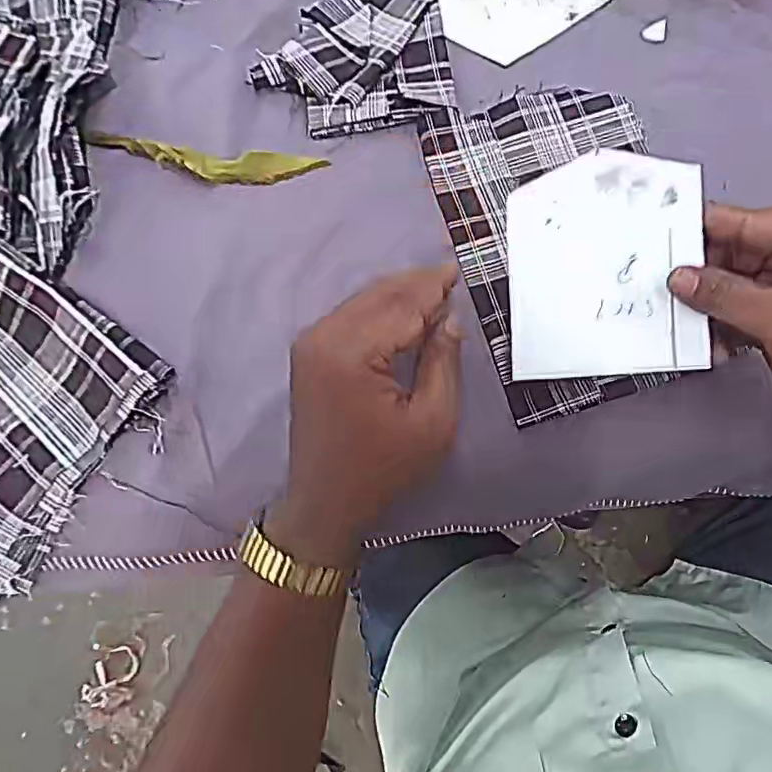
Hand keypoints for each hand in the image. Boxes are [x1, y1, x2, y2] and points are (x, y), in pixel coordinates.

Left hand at [265, 266, 463, 565]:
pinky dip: (382, 309)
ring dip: (401, 294)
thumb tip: (450, 319)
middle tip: (452, 274)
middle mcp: (324, 336)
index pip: (403, 306)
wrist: (327, 500)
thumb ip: (443, 363)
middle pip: (381, 294)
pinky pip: (352, 316)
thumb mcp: (433, 422)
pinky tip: (406, 314)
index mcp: (352, 352)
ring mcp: (311, 342)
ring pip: (365, 300)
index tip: (460, 270)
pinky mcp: (310, 353)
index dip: (435, 288)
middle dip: (418, 283)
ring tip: (437, 290)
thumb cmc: (385, 468)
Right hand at [668, 203, 771, 488]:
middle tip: (662, 282)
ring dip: (711, 306)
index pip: (758, 222)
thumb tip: (681, 277)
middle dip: (706, 274)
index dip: (710, 230)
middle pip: (744, 255)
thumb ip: (727, 295)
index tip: (665, 233)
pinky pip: (744, 316)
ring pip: (739, 288)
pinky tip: (705, 340)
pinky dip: (724, 328)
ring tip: (677, 314)